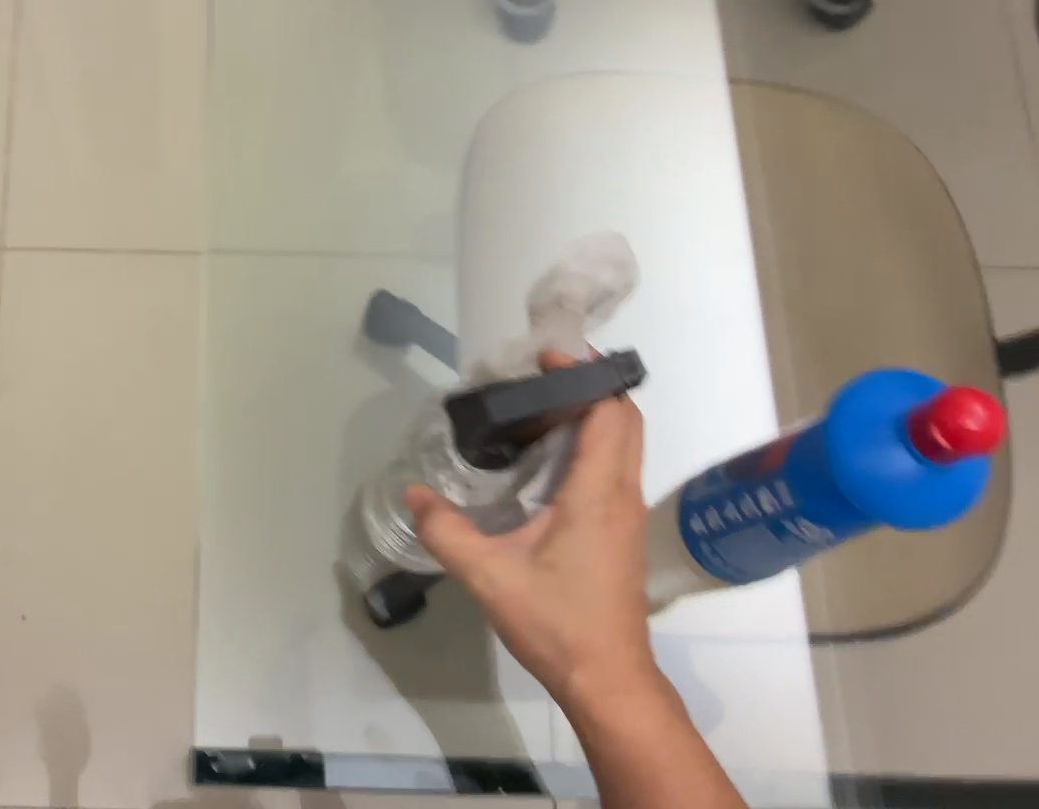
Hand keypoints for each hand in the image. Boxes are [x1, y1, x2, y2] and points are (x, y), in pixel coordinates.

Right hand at [406, 350, 661, 712]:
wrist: (608, 680)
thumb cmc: (556, 622)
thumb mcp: (488, 575)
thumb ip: (446, 531)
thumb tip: (413, 494)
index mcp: (597, 494)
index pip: (611, 415)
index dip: (586, 377)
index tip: (547, 358)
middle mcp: (621, 495)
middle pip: (623, 421)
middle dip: (587, 387)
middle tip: (535, 375)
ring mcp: (625, 514)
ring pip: (621, 444)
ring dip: (588, 415)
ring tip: (532, 407)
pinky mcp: (618, 531)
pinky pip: (611, 467)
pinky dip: (586, 443)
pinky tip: (541, 457)